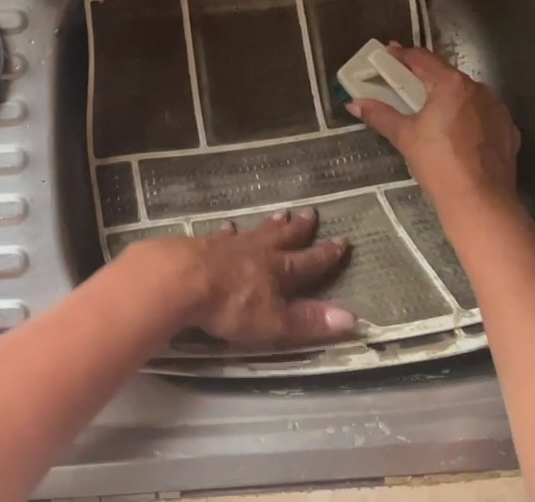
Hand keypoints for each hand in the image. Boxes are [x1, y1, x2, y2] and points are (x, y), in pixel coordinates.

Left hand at [134, 207, 355, 344]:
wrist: (181, 279)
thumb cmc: (231, 305)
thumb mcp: (275, 322)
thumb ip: (309, 320)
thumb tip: (353, 318)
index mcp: (279, 271)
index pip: (309, 262)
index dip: (327, 255)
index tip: (343, 240)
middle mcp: (257, 252)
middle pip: (283, 237)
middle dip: (299, 229)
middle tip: (310, 212)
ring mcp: (229, 246)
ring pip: (255, 232)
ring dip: (269, 225)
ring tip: (279, 213)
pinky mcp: (203, 245)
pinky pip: (222, 235)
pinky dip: (228, 231)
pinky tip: (227, 226)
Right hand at [348, 43, 519, 210]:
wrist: (481, 201)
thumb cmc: (438, 163)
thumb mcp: (404, 136)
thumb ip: (379, 114)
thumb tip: (354, 103)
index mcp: (451, 84)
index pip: (423, 59)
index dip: (402, 55)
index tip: (388, 54)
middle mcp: (479, 90)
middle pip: (446, 75)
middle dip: (424, 77)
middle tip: (404, 85)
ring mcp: (498, 110)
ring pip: (467, 95)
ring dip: (448, 97)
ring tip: (430, 111)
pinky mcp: (508, 131)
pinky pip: (483, 115)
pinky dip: (468, 117)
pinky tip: (456, 133)